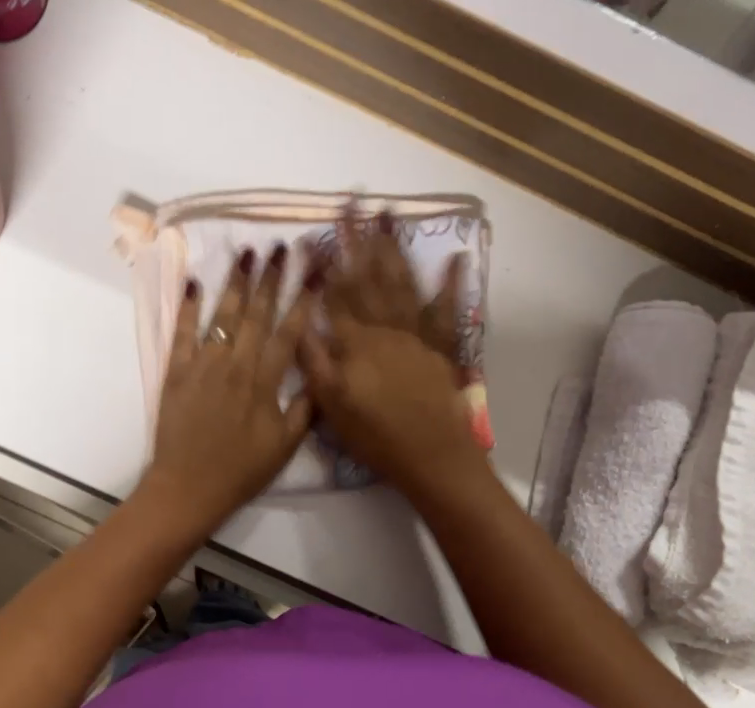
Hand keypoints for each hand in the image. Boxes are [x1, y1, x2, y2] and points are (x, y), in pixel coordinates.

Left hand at [139, 244, 316, 533]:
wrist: (188, 487)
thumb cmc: (240, 471)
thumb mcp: (284, 446)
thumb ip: (304, 409)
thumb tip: (321, 377)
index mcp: (265, 383)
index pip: (290, 332)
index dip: (304, 299)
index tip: (316, 271)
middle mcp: (236, 365)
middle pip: (257, 314)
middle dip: (271, 279)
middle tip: (281, 247)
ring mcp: (203, 366)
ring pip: (223, 316)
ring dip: (236, 283)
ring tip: (246, 253)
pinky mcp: (176, 373)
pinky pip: (182, 333)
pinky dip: (188, 307)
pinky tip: (194, 282)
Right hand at [301, 212, 479, 497]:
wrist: (431, 455)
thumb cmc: (375, 436)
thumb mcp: (331, 405)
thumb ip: (315, 362)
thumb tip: (302, 322)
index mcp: (355, 344)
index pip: (335, 296)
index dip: (325, 264)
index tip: (315, 232)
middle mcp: (385, 329)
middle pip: (368, 279)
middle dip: (357, 241)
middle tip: (352, 204)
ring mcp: (417, 335)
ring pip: (402, 283)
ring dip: (394, 248)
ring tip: (388, 214)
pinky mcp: (441, 349)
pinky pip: (446, 309)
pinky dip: (450, 282)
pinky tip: (452, 257)